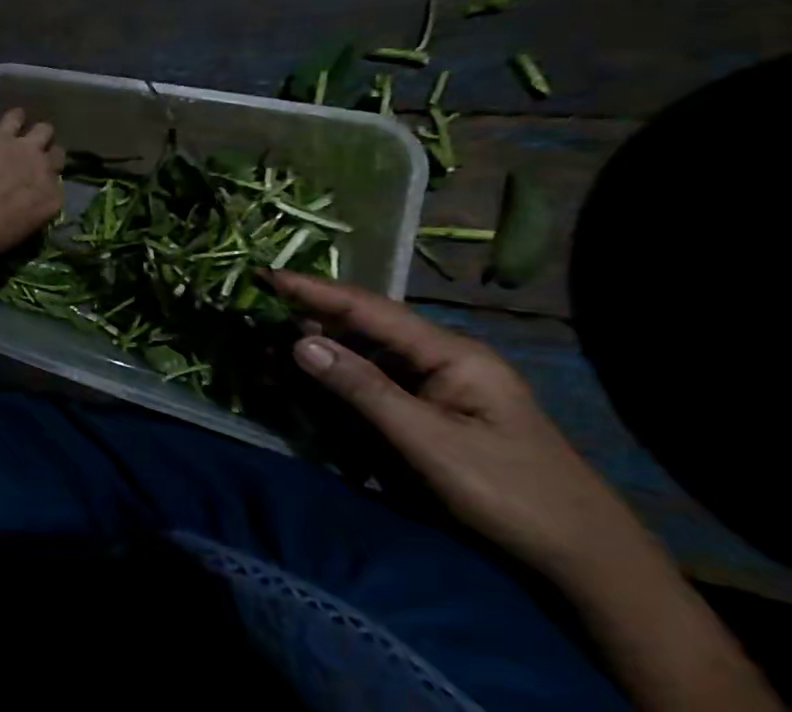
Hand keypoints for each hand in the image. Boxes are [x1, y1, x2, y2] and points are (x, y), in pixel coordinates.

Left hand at [0, 108, 64, 260]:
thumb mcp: (21, 231)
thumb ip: (30, 213)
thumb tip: (23, 207)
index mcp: (53, 200)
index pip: (58, 185)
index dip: (46, 182)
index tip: (35, 184)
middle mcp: (47, 172)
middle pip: (57, 155)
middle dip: (47, 156)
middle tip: (32, 160)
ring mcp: (27, 151)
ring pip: (44, 131)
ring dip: (37, 133)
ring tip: (26, 135)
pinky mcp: (2, 138)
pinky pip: (14, 118)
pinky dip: (14, 117)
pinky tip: (13, 116)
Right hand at [268, 270, 650, 579]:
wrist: (583, 561)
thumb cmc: (509, 494)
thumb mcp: (429, 442)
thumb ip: (362, 389)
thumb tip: (299, 341)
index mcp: (451, 354)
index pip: (369, 309)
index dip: (314, 290)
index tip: (264, 275)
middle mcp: (440, 360)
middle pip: (361, 328)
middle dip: (306, 323)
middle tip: (254, 323)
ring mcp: (435, 387)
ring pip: (361, 357)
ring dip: (315, 356)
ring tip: (268, 358)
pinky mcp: (427, 413)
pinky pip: (370, 386)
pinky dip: (333, 384)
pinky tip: (304, 388)